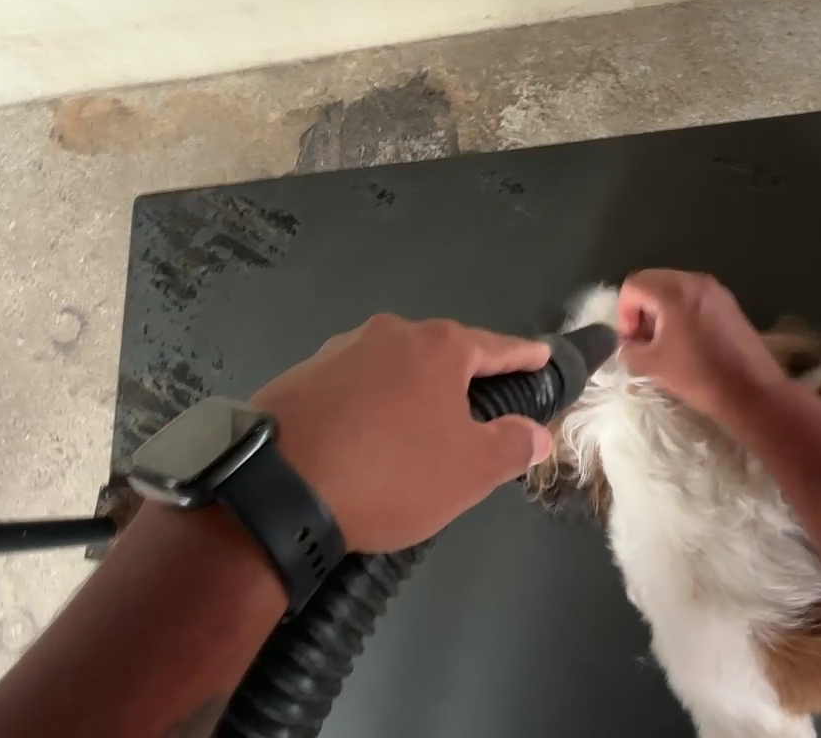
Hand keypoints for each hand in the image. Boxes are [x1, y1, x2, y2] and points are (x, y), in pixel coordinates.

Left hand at [252, 315, 554, 552]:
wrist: (277, 486)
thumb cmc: (389, 472)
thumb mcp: (468, 470)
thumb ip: (511, 445)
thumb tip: (537, 432)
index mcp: (438, 347)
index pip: (496, 347)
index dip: (524, 356)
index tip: (542, 355)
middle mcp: (390, 334)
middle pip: (442, 354)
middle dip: (462, 379)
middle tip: (477, 414)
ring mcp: (341, 349)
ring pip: (394, 369)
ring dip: (412, 394)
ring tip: (416, 435)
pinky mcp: (303, 374)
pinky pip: (354, 386)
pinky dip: (371, 406)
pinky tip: (365, 440)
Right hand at [616, 269, 784, 420]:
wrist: (753, 393)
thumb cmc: (699, 376)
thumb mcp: (652, 366)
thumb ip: (628, 350)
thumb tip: (628, 344)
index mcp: (673, 291)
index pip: (633, 285)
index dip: (624, 313)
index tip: (633, 340)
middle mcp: (695, 281)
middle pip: (652, 281)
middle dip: (641, 308)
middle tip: (645, 339)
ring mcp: (716, 291)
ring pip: (674, 288)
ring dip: (660, 309)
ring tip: (665, 342)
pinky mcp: (729, 304)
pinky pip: (693, 297)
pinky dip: (681, 311)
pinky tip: (687, 341)